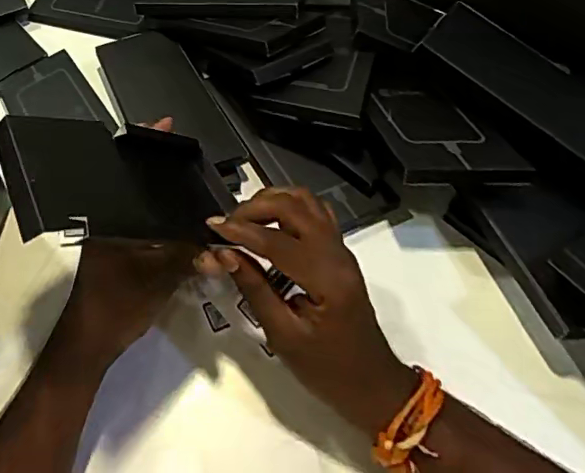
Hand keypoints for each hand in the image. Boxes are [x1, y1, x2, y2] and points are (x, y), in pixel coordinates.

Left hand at [44, 118, 194, 368]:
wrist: (90, 343)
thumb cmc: (114, 303)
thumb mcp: (155, 278)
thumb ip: (186, 257)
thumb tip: (218, 247)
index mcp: (110, 216)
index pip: (128, 172)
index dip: (144, 146)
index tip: (164, 126)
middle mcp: (110, 220)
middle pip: (137, 188)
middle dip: (162, 173)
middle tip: (189, 159)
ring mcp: (115, 238)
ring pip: (143, 210)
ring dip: (165, 200)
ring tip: (192, 187)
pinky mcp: (122, 255)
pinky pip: (147, 229)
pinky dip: (165, 224)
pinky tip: (185, 226)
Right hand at [196, 187, 413, 434]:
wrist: (373, 385)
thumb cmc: (328, 370)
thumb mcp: (284, 337)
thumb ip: (253, 289)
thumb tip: (222, 254)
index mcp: (327, 279)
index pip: (276, 241)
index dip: (240, 231)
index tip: (211, 228)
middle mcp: (337, 254)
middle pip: (291, 207)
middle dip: (253, 209)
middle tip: (227, 226)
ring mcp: (341, 248)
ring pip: (303, 200)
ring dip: (270, 202)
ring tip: (245, 221)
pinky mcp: (339, 249)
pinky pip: (313, 210)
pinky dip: (287, 206)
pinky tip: (270, 223)